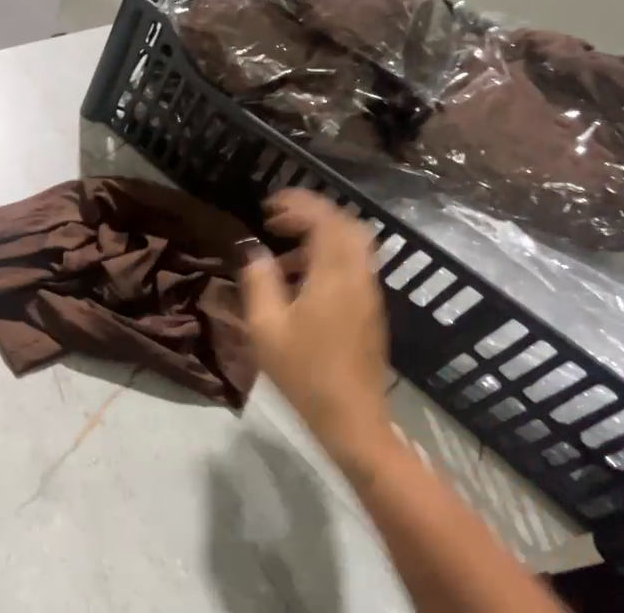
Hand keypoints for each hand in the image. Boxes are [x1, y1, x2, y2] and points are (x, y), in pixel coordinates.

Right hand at [241, 190, 392, 455]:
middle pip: (349, 227)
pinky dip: (328, 258)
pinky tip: (299, 280)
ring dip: (321, 237)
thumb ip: (258, 281)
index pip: (326, 222)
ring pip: (354, 248)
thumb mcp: (265, 326)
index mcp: (333, 278)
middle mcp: (358, 280)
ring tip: (282, 251)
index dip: (300, 204)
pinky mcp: (370, 313)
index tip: (269, 206)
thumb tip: (254, 251)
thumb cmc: (302, 371)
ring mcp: (369, 297)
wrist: (352, 418)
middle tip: (278, 220)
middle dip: (314, 214)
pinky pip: (353, 268)